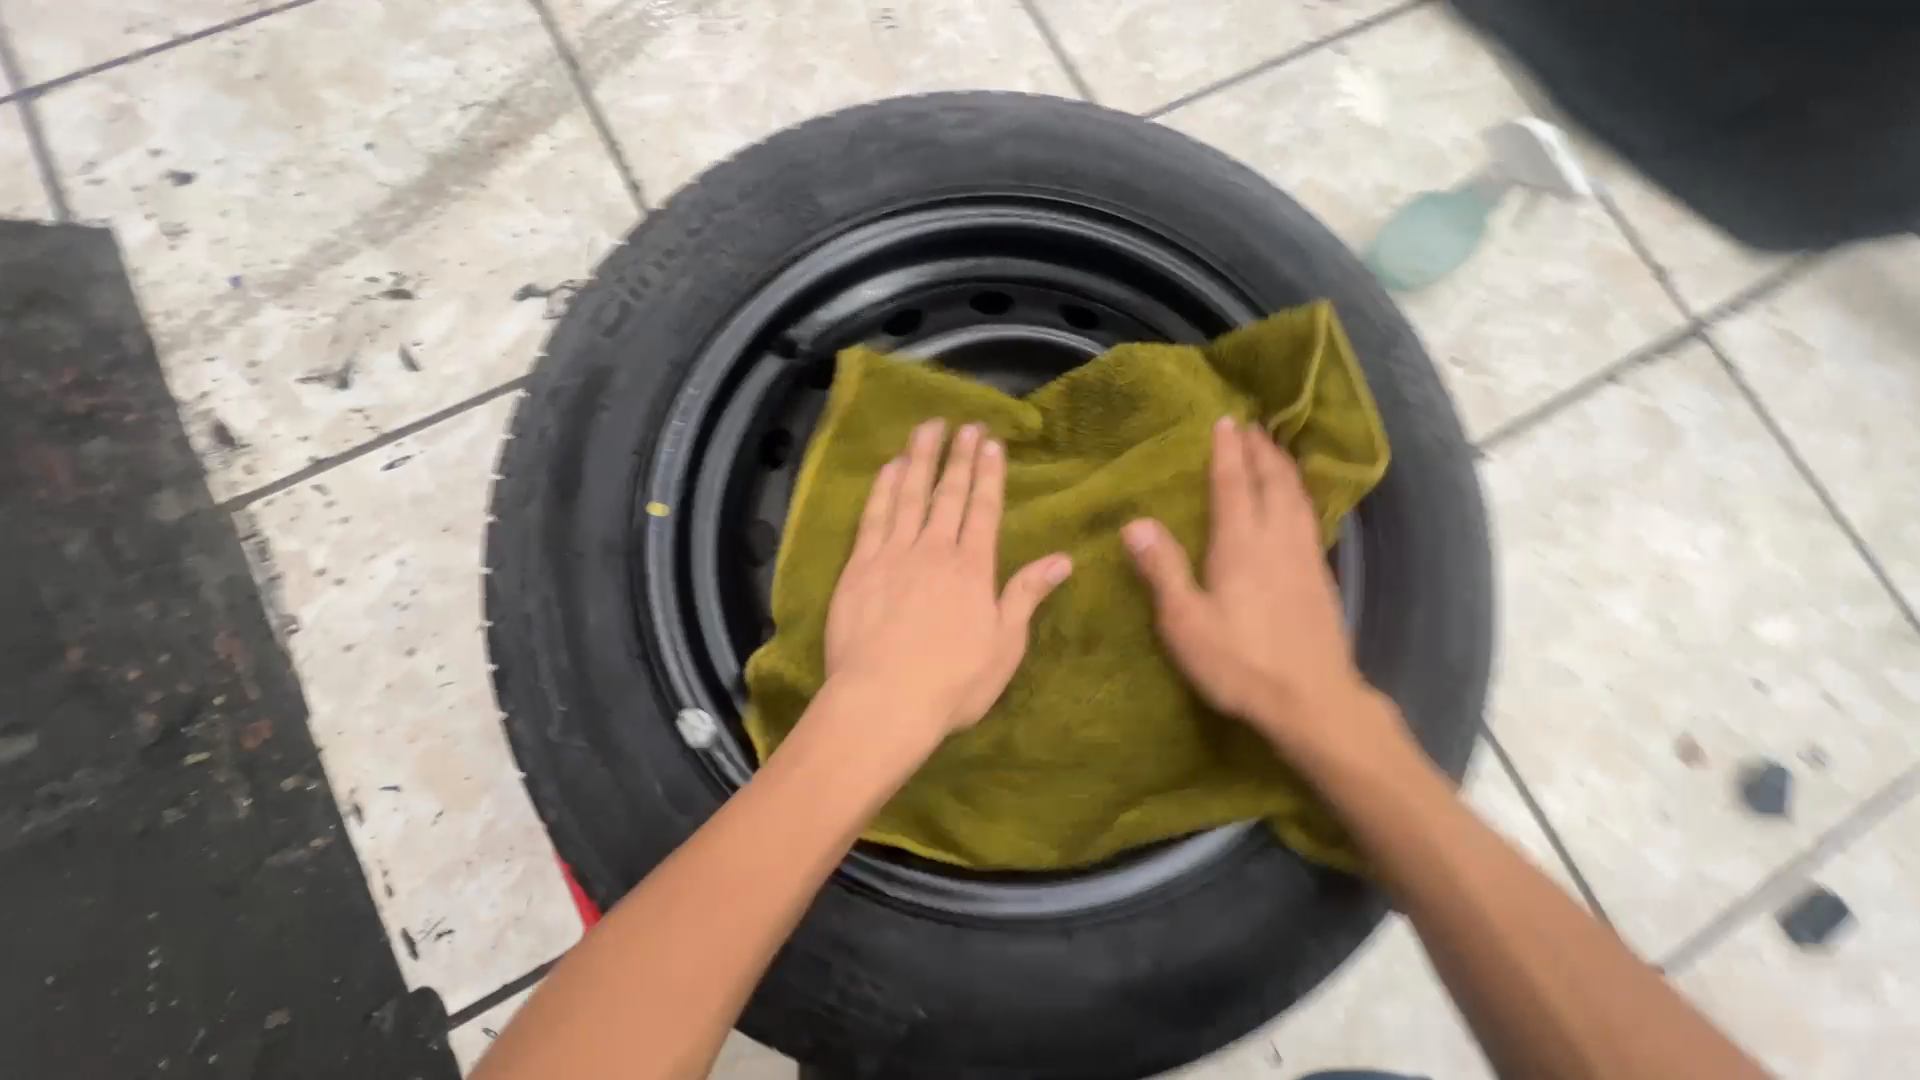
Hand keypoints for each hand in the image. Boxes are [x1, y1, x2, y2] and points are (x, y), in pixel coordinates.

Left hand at [823, 419, 1072, 745]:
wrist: (884, 700)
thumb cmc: (953, 682)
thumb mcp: (1005, 644)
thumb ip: (1027, 594)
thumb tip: (1062, 559)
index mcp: (973, 568)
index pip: (984, 510)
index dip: (988, 474)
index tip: (989, 443)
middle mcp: (934, 550)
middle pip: (948, 494)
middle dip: (958, 457)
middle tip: (964, 425)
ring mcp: (893, 555)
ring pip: (909, 496)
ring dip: (920, 459)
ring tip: (926, 429)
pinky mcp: (858, 568)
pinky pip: (873, 518)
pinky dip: (883, 490)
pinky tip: (889, 469)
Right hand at [1123, 418, 1409, 762]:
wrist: (1313, 701)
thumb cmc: (1240, 663)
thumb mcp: (1185, 623)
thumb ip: (1162, 570)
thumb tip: (1135, 523)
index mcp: (1241, 545)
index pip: (1233, 485)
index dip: (1228, 452)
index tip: (1225, 421)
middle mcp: (1277, 541)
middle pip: (1274, 482)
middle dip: (1262, 451)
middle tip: (1252, 426)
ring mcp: (1305, 559)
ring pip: (1298, 498)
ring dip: (1285, 468)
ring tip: (1276, 451)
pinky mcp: (1321, 579)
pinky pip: (1310, 519)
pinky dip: (1300, 496)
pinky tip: (1297, 505)